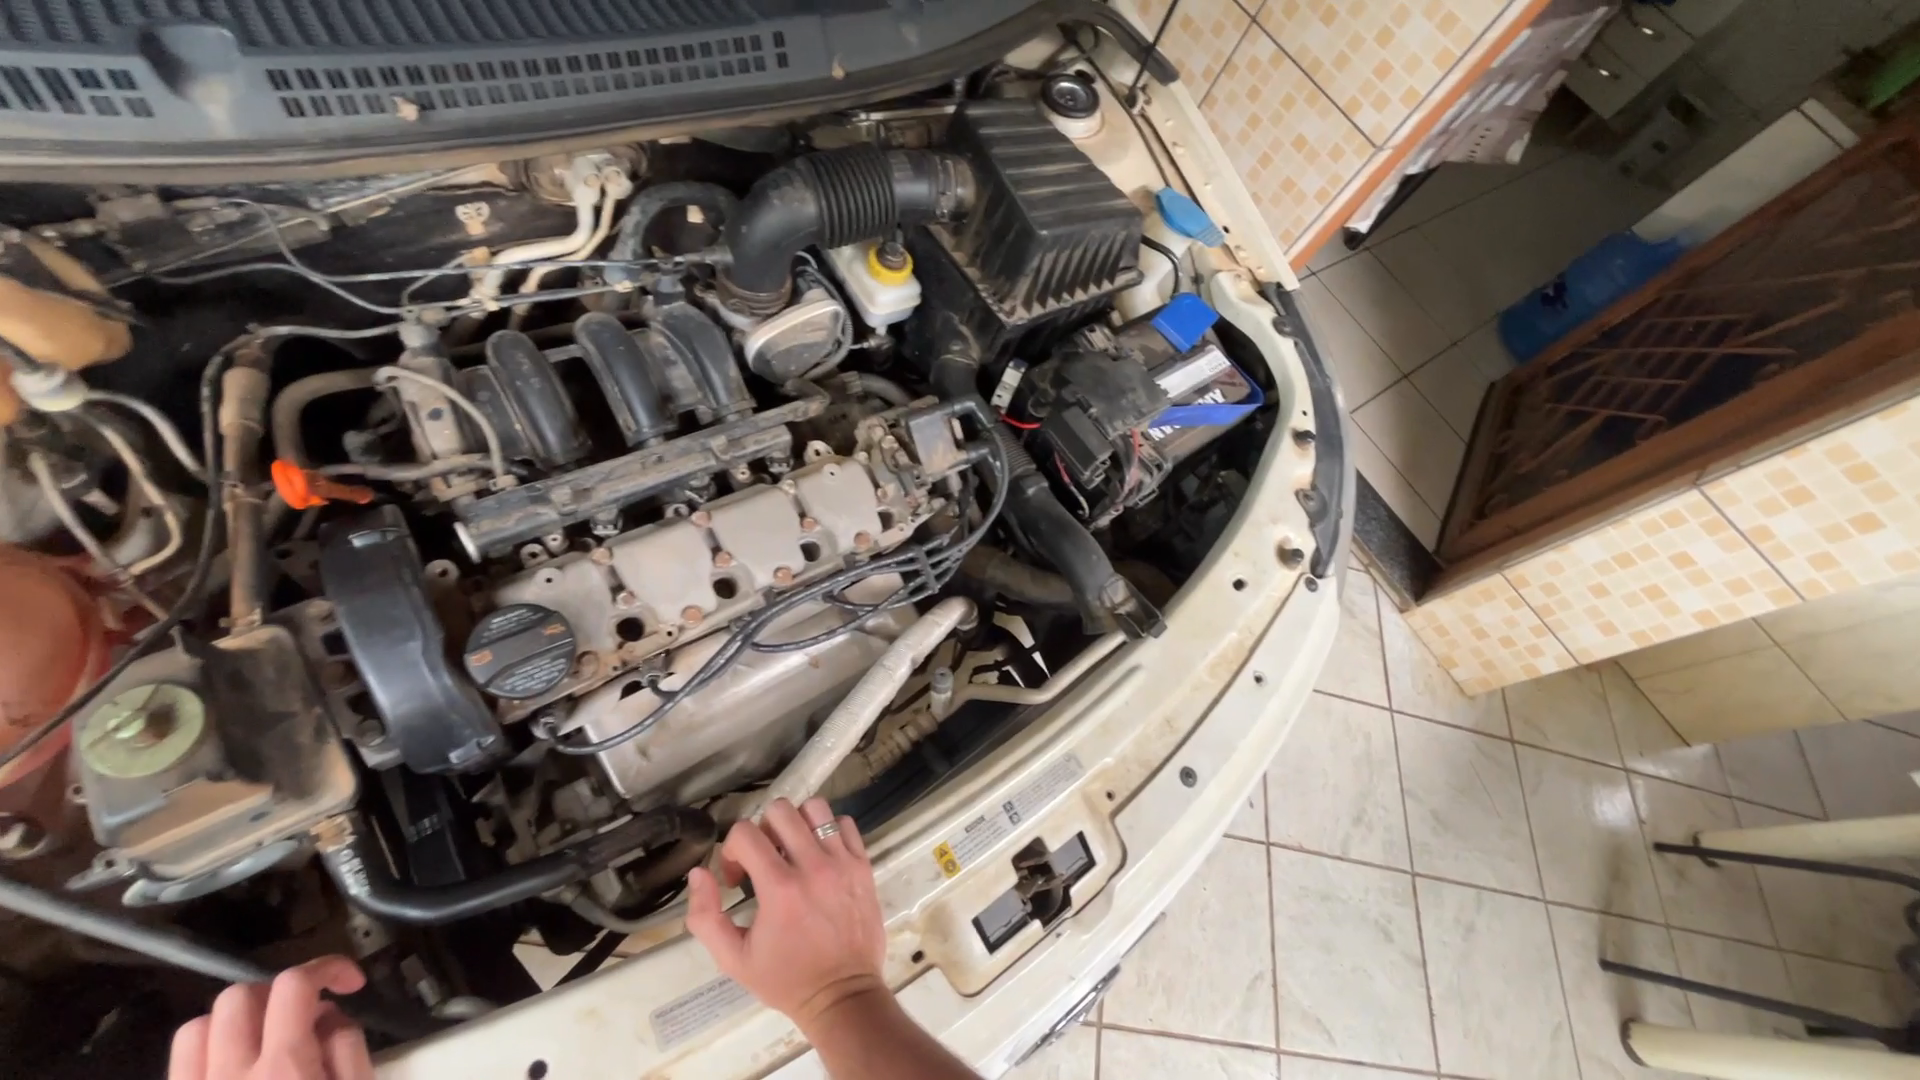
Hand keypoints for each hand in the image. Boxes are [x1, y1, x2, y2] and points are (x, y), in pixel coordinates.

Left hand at [169, 956, 372, 1079]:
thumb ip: (347, 1046)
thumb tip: (329, 1014)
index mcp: (283, 1069)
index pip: (293, 985)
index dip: (327, 967)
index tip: (350, 983)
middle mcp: (228, 1076)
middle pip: (237, 997)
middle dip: (277, 992)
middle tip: (304, 1013)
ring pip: (195, 1030)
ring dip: (234, 1022)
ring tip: (264, 1039)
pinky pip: (178, 1068)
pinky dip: (208, 1054)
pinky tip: (236, 1071)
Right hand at [686, 798, 887, 1029]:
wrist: (842, 995)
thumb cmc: (786, 979)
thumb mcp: (734, 959)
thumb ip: (705, 916)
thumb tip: (698, 872)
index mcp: (780, 888)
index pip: (746, 832)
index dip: (732, 850)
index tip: (738, 878)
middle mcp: (813, 866)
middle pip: (781, 810)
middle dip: (763, 830)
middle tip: (764, 859)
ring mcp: (843, 862)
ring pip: (815, 808)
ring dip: (797, 823)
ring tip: (793, 851)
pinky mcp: (863, 864)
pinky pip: (845, 824)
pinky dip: (829, 830)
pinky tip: (820, 855)